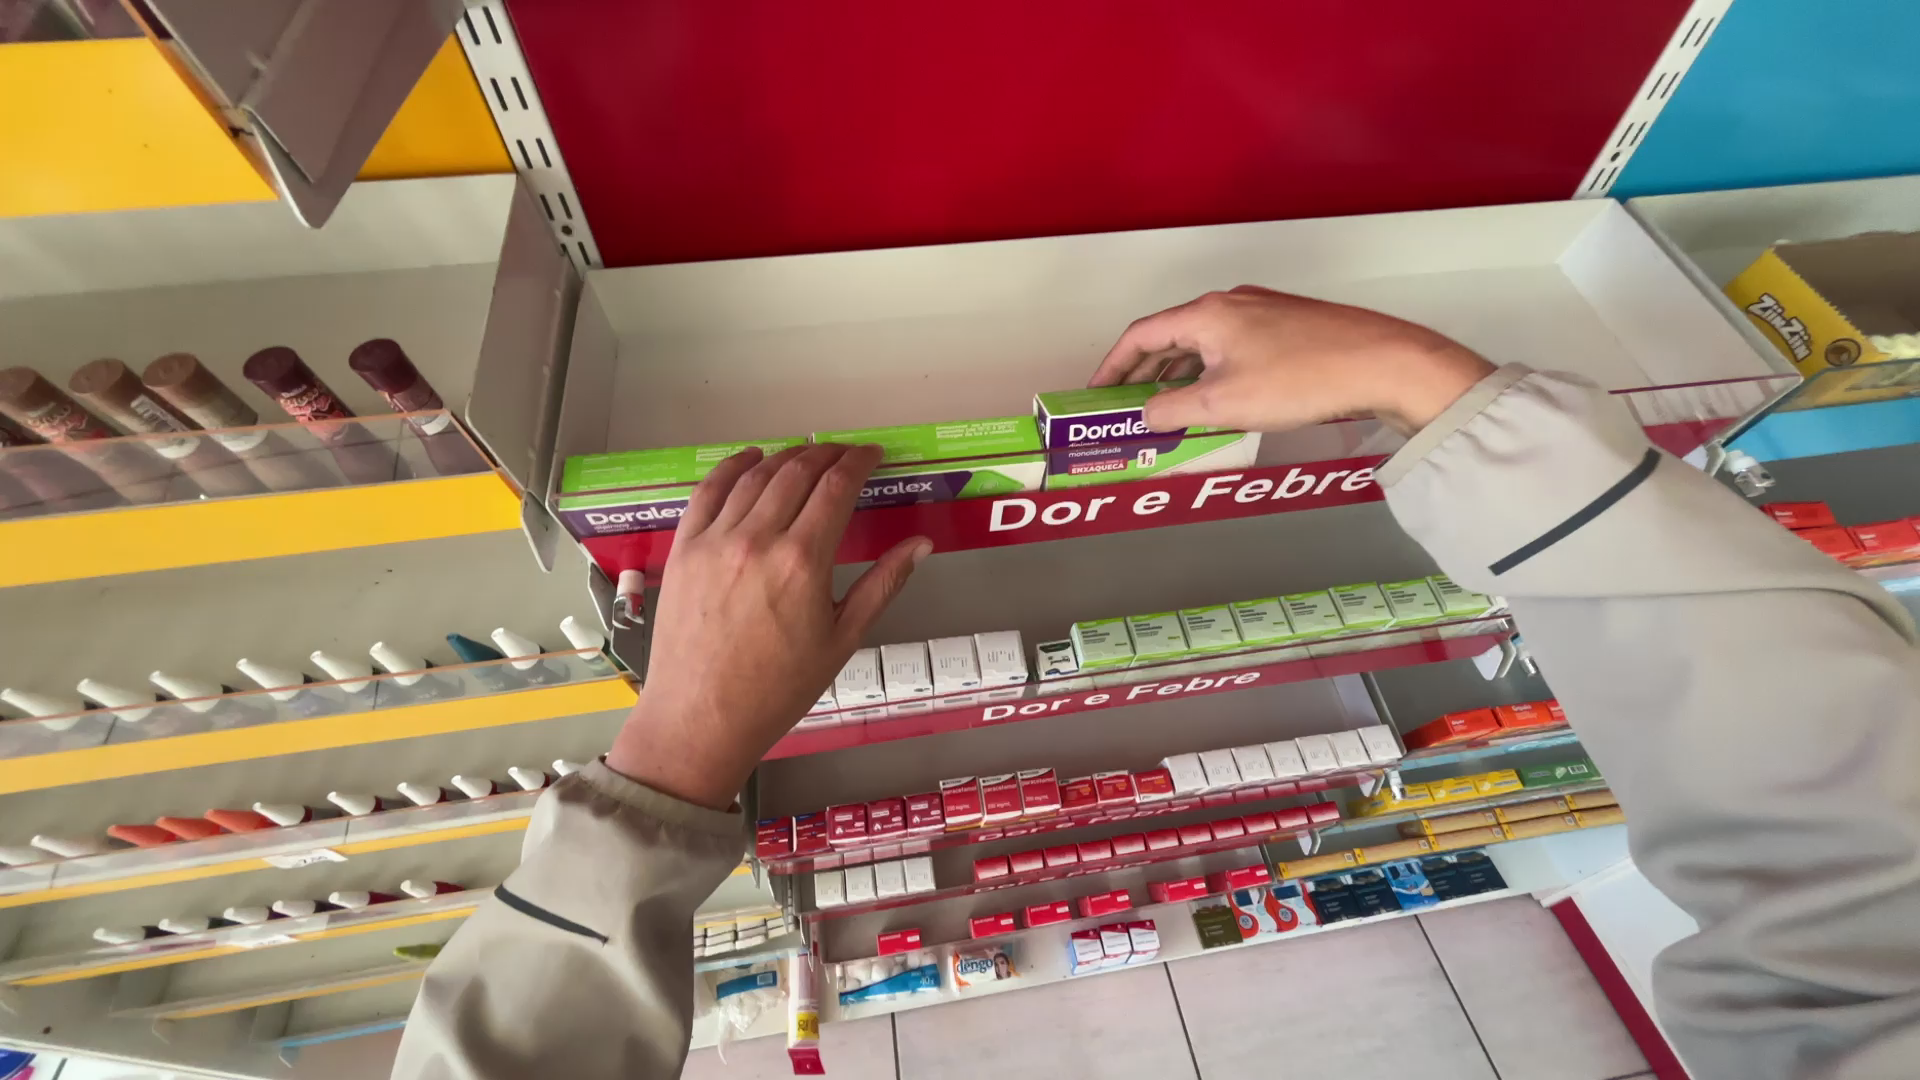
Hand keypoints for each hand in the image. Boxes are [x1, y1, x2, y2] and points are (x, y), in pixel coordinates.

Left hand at [606, 444, 929, 809]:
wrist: (702, 720)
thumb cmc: (780, 688)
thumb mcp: (843, 639)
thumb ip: (883, 584)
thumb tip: (921, 544)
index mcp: (803, 560)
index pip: (836, 487)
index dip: (859, 462)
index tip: (873, 455)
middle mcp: (757, 538)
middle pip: (797, 472)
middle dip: (827, 453)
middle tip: (846, 453)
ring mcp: (714, 540)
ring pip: (755, 475)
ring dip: (786, 456)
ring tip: (807, 454)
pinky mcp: (684, 549)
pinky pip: (708, 492)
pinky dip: (732, 467)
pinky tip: (750, 458)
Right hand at [1090, 287, 1495, 435]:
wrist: (1383, 363)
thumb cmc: (1298, 379)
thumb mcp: (1220, 403)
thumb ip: (1170, 409)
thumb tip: (1145, 413)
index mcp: (1206, 314)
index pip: (1140, 335)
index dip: (1112, 365)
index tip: (1098, 392)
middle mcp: (1229, 303)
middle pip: (1168, 334)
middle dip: (1141, 369)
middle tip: (1125, 401)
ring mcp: (1260, 310)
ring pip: (1200, 339)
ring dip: (1174, 370)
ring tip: (1163, 403)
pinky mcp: (1286, 324)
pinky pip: (1228, 344)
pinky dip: (1205, 367)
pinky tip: (1212, 393)